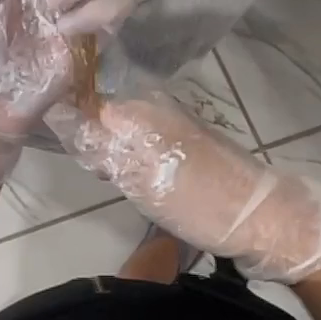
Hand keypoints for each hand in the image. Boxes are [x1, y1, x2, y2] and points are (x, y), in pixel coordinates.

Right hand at [45, 85, 320, 282]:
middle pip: (97, 113)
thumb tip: (55, 112)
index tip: (65, 148)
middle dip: (88, 140)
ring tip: (115, 180)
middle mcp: (152, 105)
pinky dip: (128, 157)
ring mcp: (168, 121)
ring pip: (116, 128)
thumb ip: (96, 143)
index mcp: (139, 108)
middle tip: (99, 173)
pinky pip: (137, 139)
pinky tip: (134, 181)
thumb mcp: (139, 179)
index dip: (66, 121)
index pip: (82, 99)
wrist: (265, 220)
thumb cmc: (198, 202)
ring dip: (108, 152)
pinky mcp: (179, 139)